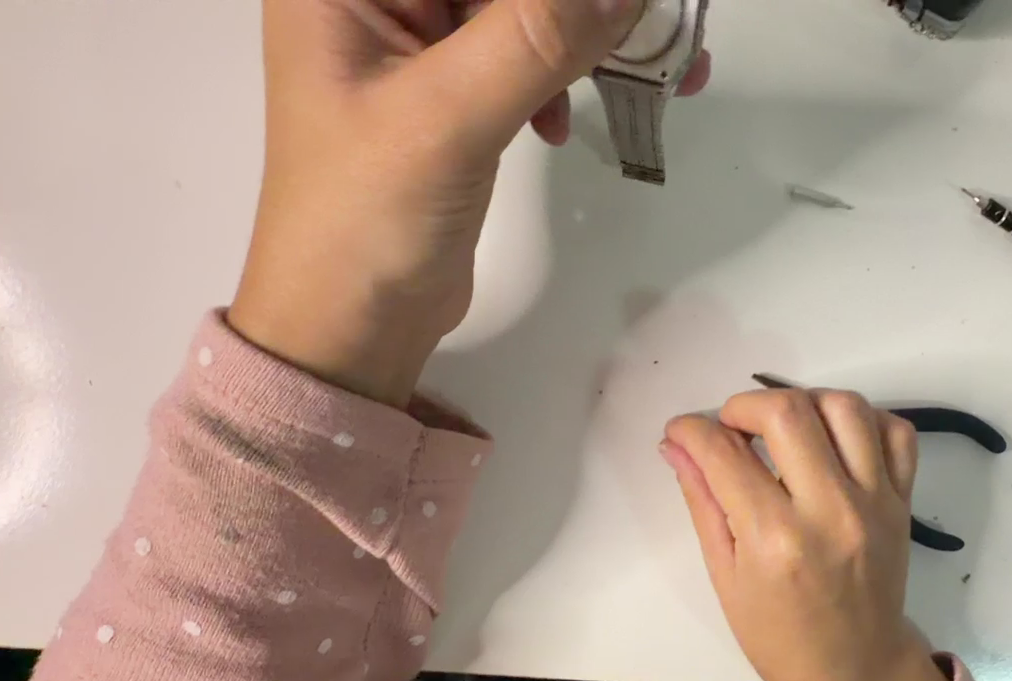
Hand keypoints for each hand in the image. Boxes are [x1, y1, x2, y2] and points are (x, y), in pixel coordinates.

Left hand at [228, 0, 710, 405]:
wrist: (354, 319)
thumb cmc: (371, 214)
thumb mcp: (451, 116)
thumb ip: (537, 40)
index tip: (621, 4)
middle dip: (578, 4)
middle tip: (656, 27)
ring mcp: (415, 49)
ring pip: (518, 14)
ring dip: (582, 38)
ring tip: (650, 72)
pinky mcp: (449, 99)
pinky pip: (517, 62)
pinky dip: (555, 83)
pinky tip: (560, 129)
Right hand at [662, 390, 950, 680]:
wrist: (857, 670)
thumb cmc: (778, 638)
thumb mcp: (725, 577)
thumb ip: (703, 502)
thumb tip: (675, 445)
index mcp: (774, 539)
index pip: (724, 452)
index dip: (691, 429)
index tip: (682, 431)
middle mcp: (829, 511)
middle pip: (788, 412)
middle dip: (744, 405)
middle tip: (731, 428)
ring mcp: (874, 502)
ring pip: (845, 407)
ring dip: (804, 402)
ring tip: (783, 429)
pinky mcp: (902, 502)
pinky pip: (895, 432)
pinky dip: (862, 421)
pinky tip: (833, 441)